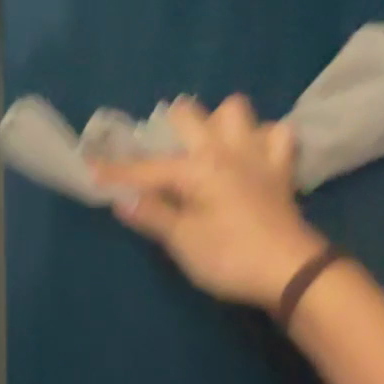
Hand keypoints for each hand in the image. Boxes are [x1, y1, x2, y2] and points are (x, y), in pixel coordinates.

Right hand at [95, 95, 327, 310]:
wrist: (292, 272)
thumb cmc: (231, 257)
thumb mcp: (183, 242)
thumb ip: (152, 215)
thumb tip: (121, 199)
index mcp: (196, 167)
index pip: (146, 168)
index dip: (116, 171)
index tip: (90, 168)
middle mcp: (225, 149)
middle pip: (190, 114)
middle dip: (168, 126)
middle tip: (162, 151)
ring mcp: (257, 154)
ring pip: (236, 111)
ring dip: (220, 123)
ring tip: (210, 147)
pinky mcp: (282, 170)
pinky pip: (277, 135)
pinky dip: (264, 139)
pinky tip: (252, 155)